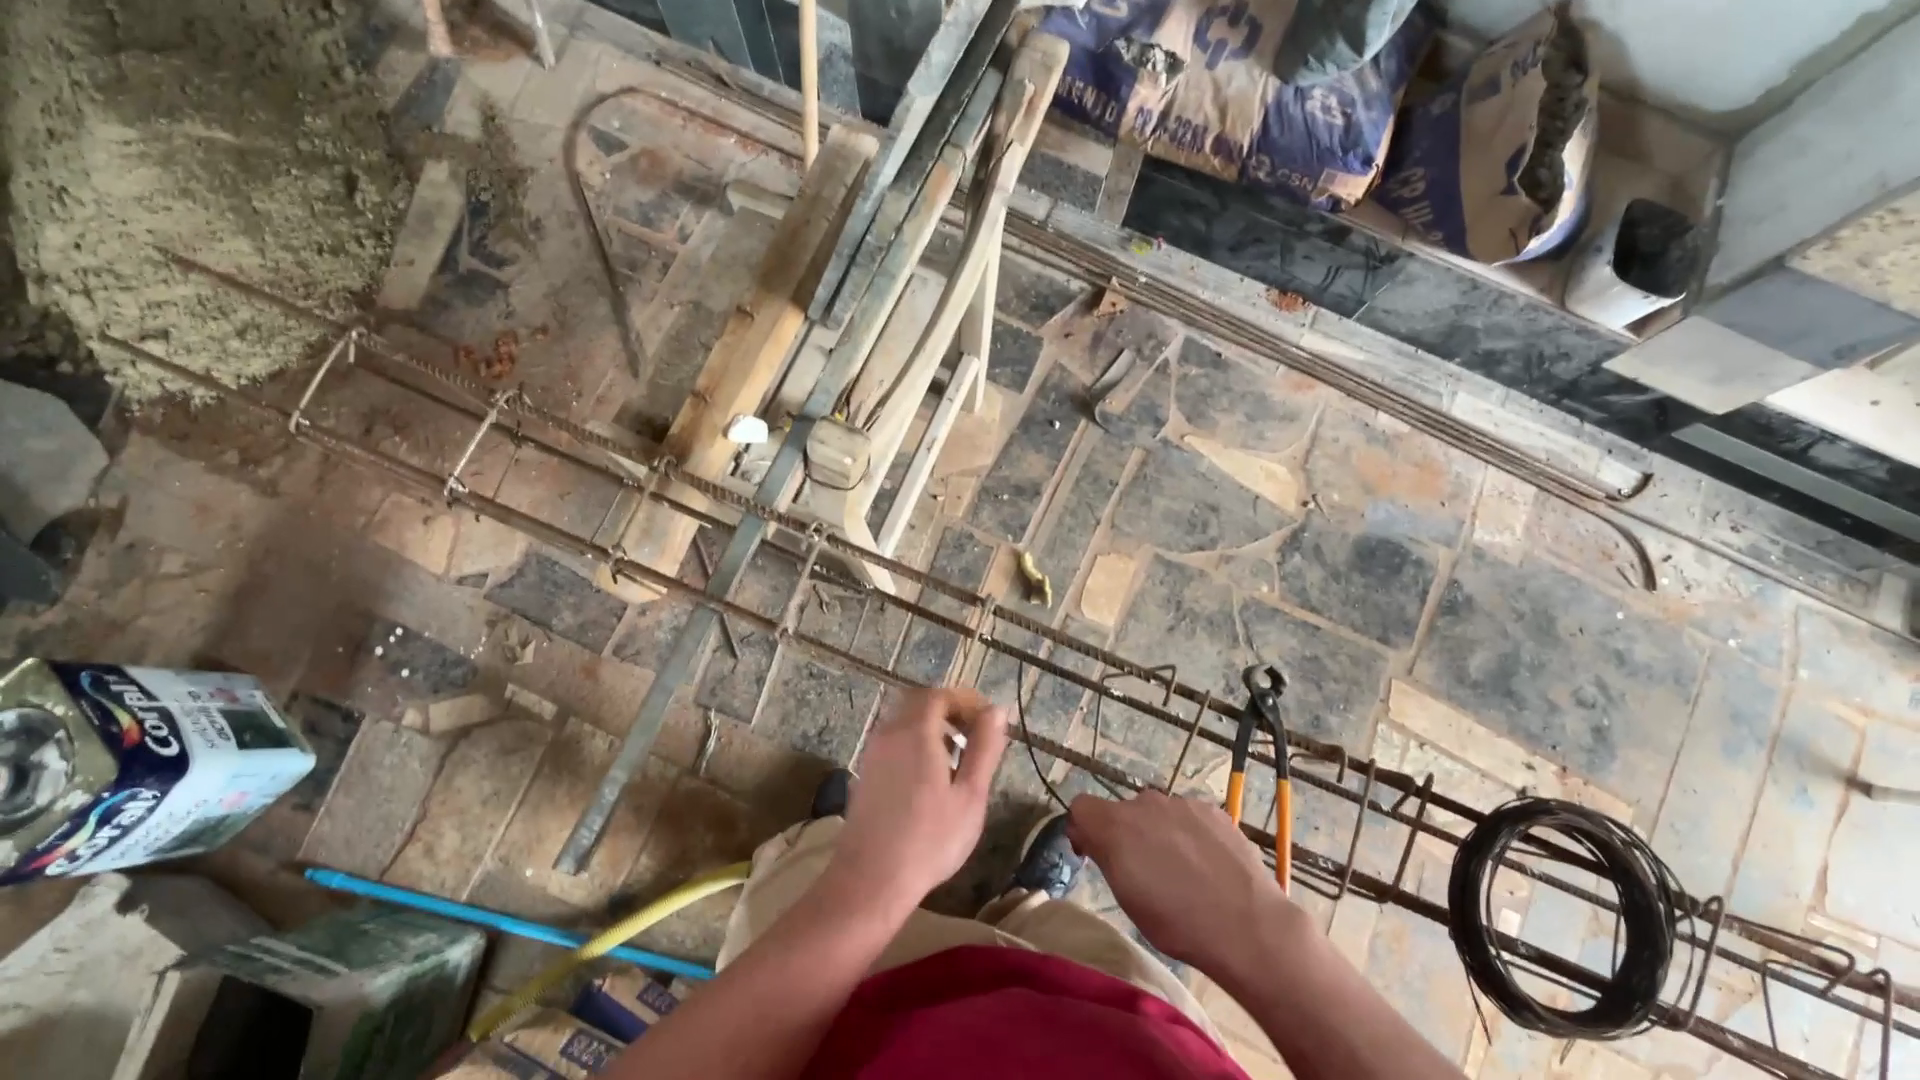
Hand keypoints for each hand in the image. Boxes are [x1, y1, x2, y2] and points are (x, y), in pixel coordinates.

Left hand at [829, 688, 1009, 912]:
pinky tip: (928, 778)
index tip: (986, 721)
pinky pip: (892, 742)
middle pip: (917, 703)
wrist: (871, 880)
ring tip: (955, 759)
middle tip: (973, 736)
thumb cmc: (930, 840)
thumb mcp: (970, 796)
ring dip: (930, 728)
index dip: (965, 701)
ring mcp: (872, 754)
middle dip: (948, 711)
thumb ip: (984, 748)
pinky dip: (913, 744)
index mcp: (916, 733)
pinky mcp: (864, 774)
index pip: (939, 695)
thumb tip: (996, 711)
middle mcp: (889, 734)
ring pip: (902, 722)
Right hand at [1067, 790, 1292, 977]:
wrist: (1245, 924)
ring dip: (1159, 833)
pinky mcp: (1214, 811)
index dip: (1085, 830)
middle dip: (1126, 834)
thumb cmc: (1175, 921)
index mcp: (1116, 824)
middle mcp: (1146, 803)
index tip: (1098, 857)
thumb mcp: (1125, 897)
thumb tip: (1092, 836)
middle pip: (1123, 811)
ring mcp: (1183, 804)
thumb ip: (1104, 856)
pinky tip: (1207, 865)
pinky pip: (1189, 817)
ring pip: (1158, 814)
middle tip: (1144, 872)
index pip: (1082, 807)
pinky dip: (1189, 835)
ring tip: (1182, 872)